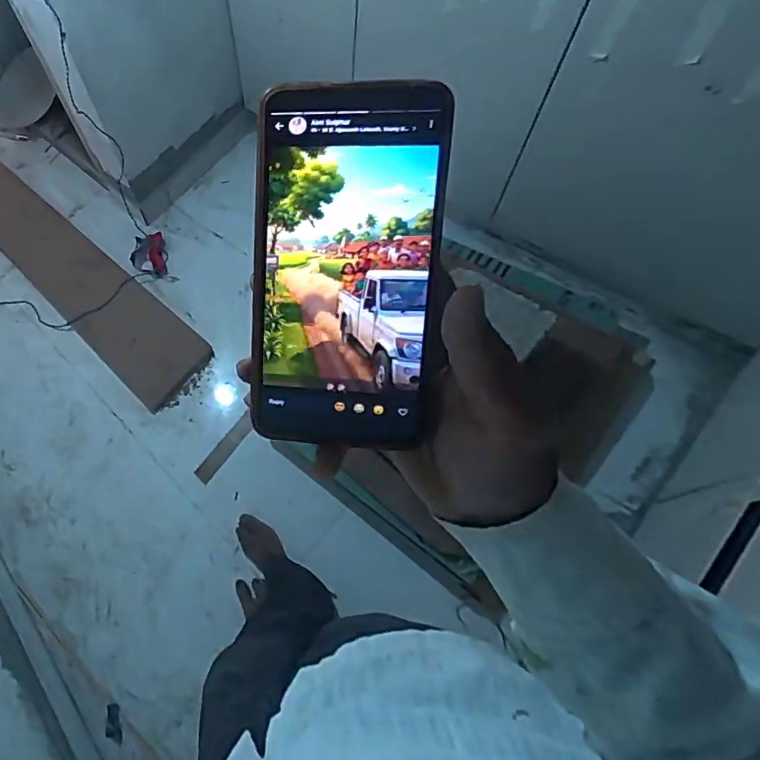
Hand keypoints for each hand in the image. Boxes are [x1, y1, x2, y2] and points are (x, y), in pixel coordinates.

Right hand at [239, 281, 558, 527]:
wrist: (494, 513)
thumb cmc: (510, 451)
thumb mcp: (505, 407)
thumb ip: (481, 356)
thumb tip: (466, 288)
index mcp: (441, 335)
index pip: (402, 285)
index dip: (365, 260)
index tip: (320, 246)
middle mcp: (406, 350)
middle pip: (348, 320)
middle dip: (302, 312)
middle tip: (260, 302)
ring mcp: (382, 384)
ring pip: (328, 364)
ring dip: (288, 367)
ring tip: (249, 371)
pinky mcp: (367, 417)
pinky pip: (330, 412)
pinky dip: (310, 427)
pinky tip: (306, 448)